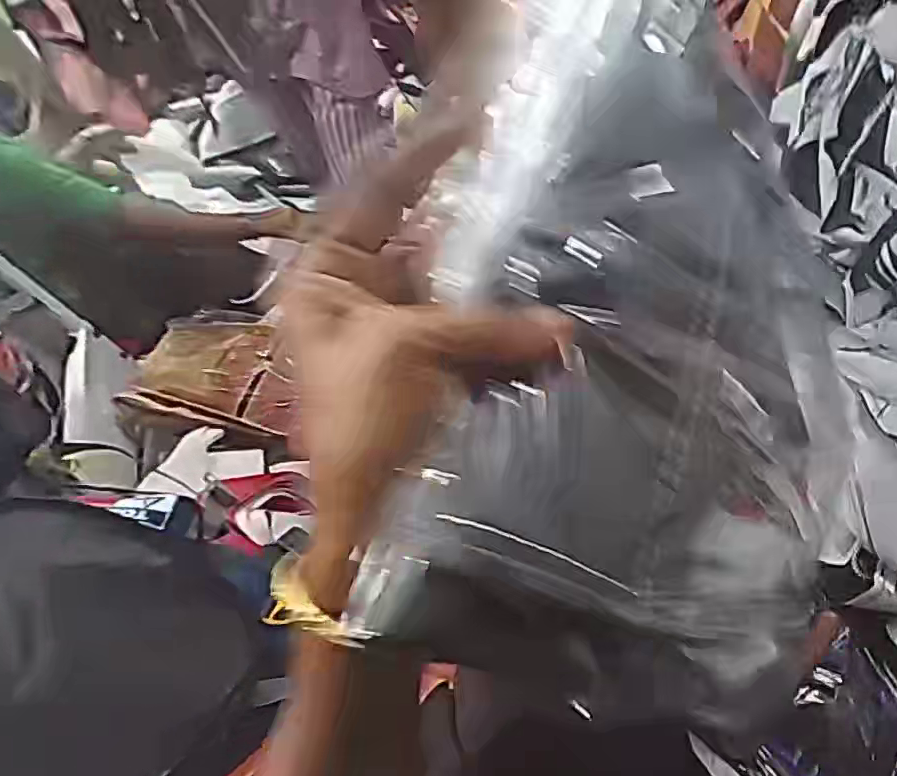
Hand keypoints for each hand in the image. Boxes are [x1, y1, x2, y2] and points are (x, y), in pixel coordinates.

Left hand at [276, 114, 568, 610]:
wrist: (371, 523)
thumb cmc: (362, 426)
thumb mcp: (410, 351)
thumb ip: (487, 325)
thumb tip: (567, 329)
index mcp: (329, 280)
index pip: (376, 199)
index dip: (421, 163)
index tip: (472, 130)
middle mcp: (368, 304)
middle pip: (431, 253)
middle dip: (484, 240)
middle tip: (541, 209)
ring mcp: (409, 345)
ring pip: (465, 302)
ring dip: (507, 294)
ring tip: (560, 262)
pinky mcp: (442, 382)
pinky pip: (483, 348)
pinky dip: (516, 342)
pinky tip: (555, 329)